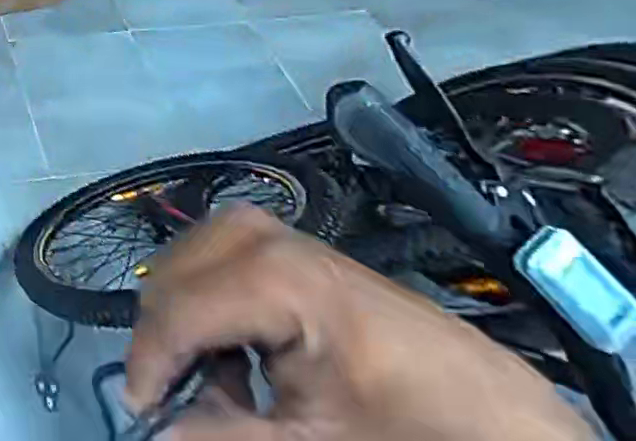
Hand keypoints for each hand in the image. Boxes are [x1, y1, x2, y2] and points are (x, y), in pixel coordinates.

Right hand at [126, 205, 594, 440]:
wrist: (511, 418)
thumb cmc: (416, 428)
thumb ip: (223, 433)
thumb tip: (151, 431)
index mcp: (274, 274)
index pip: (175, 311)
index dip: (148, 362)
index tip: (140, 410)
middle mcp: (260, 235)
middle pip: (170, 279)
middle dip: (168, 340)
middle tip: (184, 397)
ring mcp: (270, 230)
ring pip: (182, 265)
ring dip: (186, 322)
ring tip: (221, 380)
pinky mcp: (280, 240)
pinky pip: (210, 260)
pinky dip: (209, 305)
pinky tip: (240, 352)